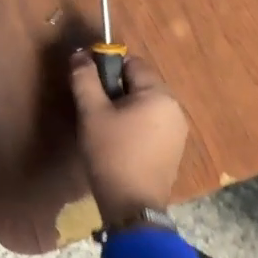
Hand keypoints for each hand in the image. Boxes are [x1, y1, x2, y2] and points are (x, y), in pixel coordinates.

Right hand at [68, 50, 187, 224]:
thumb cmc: (111, 152)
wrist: (132, 203)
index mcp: (159, 95)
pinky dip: (133, 122)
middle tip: (91, 104)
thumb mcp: (91, 111)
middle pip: (139, 82)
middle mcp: (175, 108)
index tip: (87, 80)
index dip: (106, 65)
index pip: (132, 62)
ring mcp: (177, 131)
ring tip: (102, 124)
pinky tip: (117, 140)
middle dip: (114, 87)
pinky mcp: (173, 148)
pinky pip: (151, 122)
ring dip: (122, 105)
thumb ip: (84, 77)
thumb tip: (80, 54)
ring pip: (144, 103)